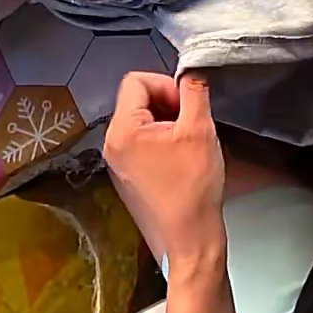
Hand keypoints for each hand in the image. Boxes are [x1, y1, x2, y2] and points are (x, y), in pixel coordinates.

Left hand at [104, 73, 225, 271]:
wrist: (189, 241)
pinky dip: (162, 140)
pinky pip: (141, 142)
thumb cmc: (193, 190)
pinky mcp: (127, 176)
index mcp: (122, 130)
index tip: (187, 103)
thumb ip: (194, 92)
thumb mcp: (200, 131)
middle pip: (136, 100)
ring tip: (188, 142)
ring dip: (167, 122)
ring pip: (141, 121)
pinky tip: (181, 158)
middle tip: (191, 122)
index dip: (166, 84)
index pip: (136, 81)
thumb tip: (191, 72)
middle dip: (167, 103)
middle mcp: (112, 143)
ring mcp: (117, 161)